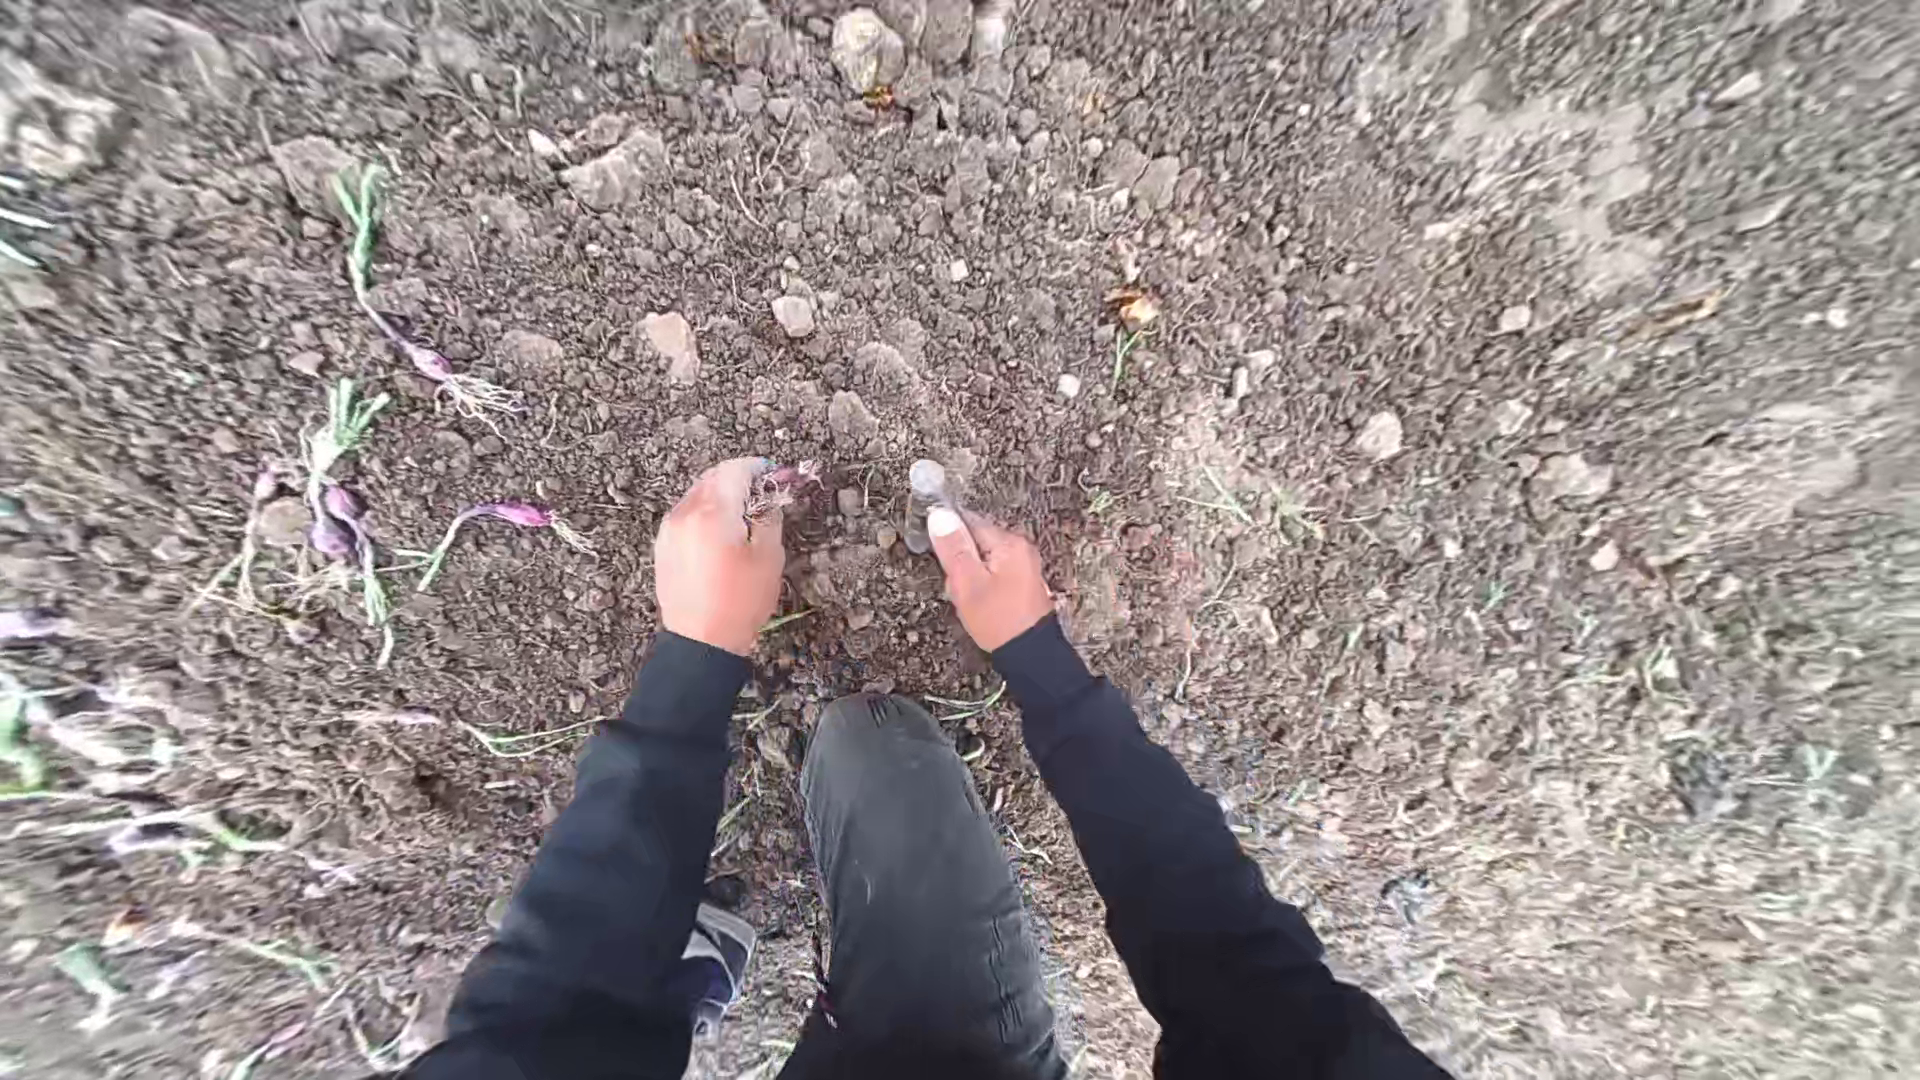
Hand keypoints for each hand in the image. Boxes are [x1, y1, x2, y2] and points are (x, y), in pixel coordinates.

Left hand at [655, 457, 785, 655]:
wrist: (702, 640)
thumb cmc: (740, 601)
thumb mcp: (769, 556)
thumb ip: (769, 517)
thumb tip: (769, 496)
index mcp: (713, 513)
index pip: (734, 470)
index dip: (757, 468)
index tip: (773, 474)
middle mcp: (685, 514)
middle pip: (713, 478)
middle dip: (739, 478)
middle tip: (762, 491)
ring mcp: (670, 530)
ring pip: (697, 494)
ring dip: (721, 494)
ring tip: (745, 513)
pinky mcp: (664, 546)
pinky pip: (687, 514)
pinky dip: (706, 512)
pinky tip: (723, 531)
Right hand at [927, 507, 1053, 650]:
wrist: (1029, 654)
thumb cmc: (1000, 620)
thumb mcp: (967, 582)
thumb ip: (953, 547)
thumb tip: (939, 515)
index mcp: (1009, 543)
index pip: (969, 523)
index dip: (950, 541)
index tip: (946, 562)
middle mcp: (1021, 549)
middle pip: (976, 542)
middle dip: (961, 564)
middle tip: (961, 588)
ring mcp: (1024, 565)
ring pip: (982, 561)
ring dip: (971, 578)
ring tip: (973, 600)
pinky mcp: (1023, 581)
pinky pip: (993, 574)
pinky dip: (983, 586)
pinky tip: (982, 604)